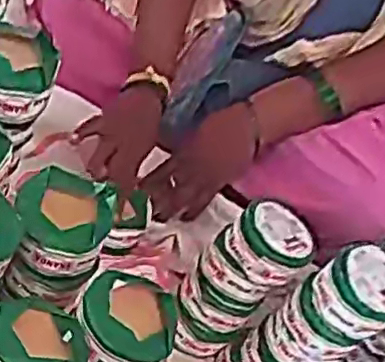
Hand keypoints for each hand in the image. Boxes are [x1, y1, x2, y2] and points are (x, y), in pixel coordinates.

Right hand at [76, 84, 164, 201]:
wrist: (148, 92)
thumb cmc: (150, 122)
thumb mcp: (148, 147)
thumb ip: (135, 166)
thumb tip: (128, 188)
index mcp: (135, 154)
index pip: (125, 183)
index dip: (119, 199)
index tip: (114, 216)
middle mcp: (121, 146)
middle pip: (108, 174)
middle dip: (104, 187)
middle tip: (100, 196)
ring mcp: (110, 133)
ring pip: (97, 158)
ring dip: (94, 170)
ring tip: (93, 178)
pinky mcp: (102, 120)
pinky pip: (89, 128)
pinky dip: (80, 135)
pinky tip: (72, 142)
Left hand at [142, 102, 258, 221]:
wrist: (249, 124)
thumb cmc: (224, 120)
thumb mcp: (195, 131)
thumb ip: (179, 145)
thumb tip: (164, 150)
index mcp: (182, 154)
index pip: (157, 175)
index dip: (145, 186)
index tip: (135, 195)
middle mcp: (188, 170)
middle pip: (164, 192)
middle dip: (152, 204)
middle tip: (142, 214)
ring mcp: (202, 180)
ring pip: (180, 202)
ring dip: (168, 211)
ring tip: (158, 219)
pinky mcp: (216, 186)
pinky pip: (200, 204)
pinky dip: (191, 212)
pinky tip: (184, 218)